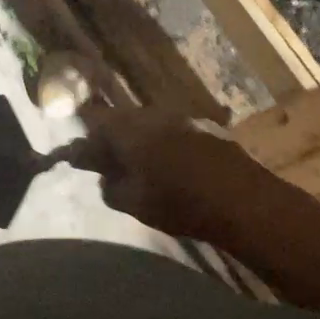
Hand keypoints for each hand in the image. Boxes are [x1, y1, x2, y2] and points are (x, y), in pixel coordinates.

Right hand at [69, 105, 291, 240]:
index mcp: (129, 130)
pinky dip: (160, 145)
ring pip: (146, 126)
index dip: (84, 144)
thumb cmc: (180, 202)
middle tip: (106, 165)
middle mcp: (151, 115)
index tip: (77, 160)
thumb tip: (106, 180)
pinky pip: (169, 132)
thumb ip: (111, 189)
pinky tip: (166, 167)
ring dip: (137, 142)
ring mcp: (180, 119)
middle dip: (110, 141)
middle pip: (121, 122)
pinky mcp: (203, 129)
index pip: (94, 126)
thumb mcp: (134, 203)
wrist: (243, 200)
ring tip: (136, 168)